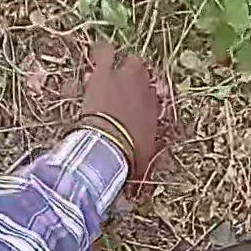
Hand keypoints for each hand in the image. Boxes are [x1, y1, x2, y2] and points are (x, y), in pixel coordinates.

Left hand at [76, 41, 160, 179]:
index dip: (145, 100)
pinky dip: (101, 52)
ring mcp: (125, 79)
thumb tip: (136, 198)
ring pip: (129, 58)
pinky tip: (96, 53)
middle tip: (124, 83)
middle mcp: (145, 92)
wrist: (109, 146)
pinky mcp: (103, 74)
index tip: (137, 106)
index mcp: (154, 111)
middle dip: (136, 77)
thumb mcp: (141, 164)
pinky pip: (104, 52)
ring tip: (108, 63)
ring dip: (118, 61)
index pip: (155, 98)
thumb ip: (142, 170)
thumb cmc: (128, 157)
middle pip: (144, 73)